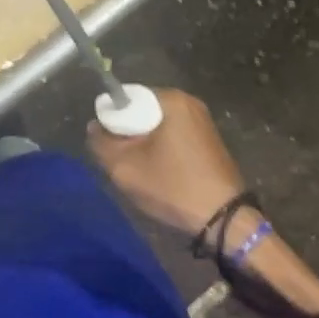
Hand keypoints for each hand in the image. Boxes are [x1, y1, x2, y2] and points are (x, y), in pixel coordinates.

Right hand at [86, 88, 245, 236]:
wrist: (224, 220)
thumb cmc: (173, 187)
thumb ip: (101, 143)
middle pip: (142, 111)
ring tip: (142, 169)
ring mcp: (203, 122)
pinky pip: (174, 136)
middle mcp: (189, 103)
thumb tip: (95, 127)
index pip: (126, 97)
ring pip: (157, 125)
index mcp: (171, 100)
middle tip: (124, 160)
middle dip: (129, 132)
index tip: (110, 144)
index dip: (112, 119)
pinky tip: (161, 172)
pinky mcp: (209, 140)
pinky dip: (162, 149)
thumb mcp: (124, 168)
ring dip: (145, 142)